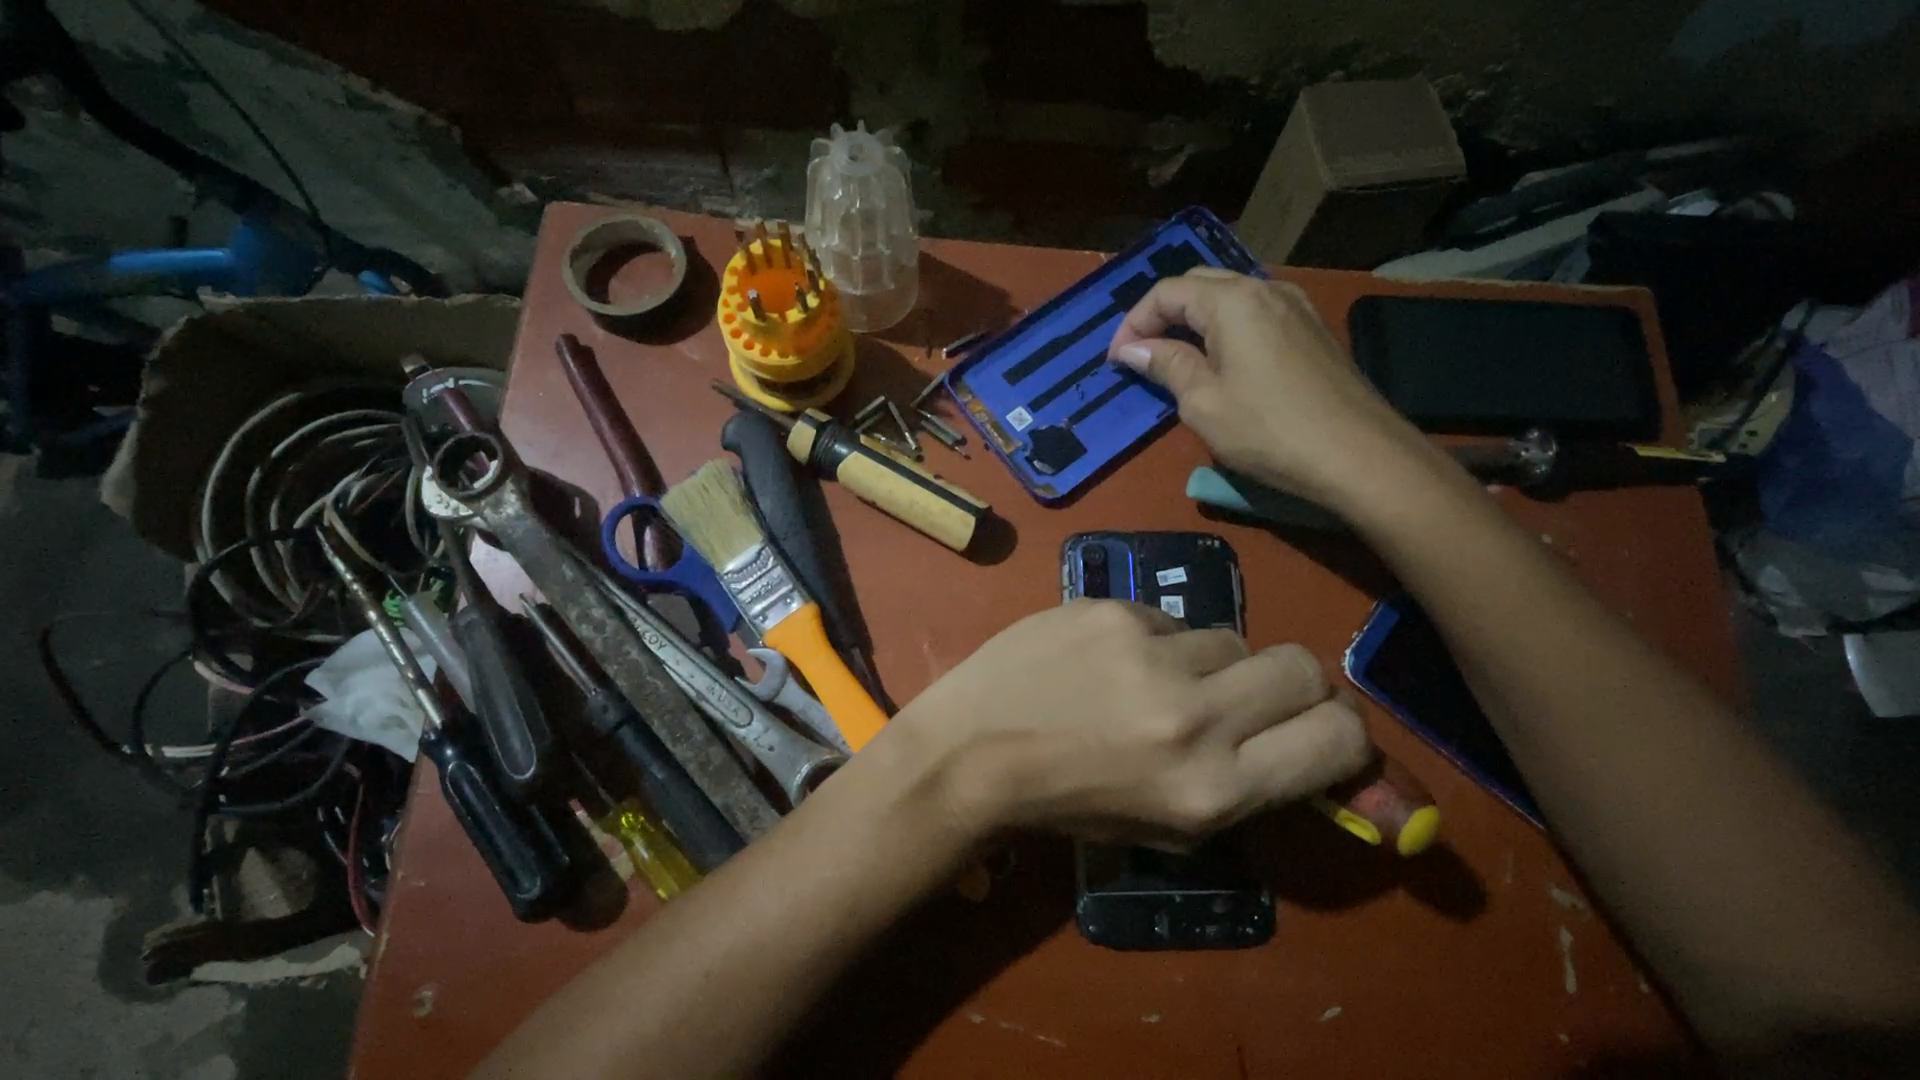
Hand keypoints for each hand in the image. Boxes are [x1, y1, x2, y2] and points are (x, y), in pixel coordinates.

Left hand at [891, 600, 1369, 849]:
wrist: (971, 752)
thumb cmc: (1069, 805)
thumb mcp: (1170, 827)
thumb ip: (1249, 787)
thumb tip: (1319, 748)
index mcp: (1213, 789)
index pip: (1337, 738)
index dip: (1342, 732)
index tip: (1319, 730)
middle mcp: (1194, 717)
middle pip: (1304, 668)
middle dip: (1293, 684)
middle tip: (1252, 696)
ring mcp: (1149, 654)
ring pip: (1230, 638)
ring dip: (1210, 663)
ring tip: (1153, 684)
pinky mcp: (1110, 610)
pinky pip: (1167, 619)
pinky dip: (1155, 641)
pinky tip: (1108, 663)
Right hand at [1108, 269, 1429, 507]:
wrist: (1358, 456)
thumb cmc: (1269, 430)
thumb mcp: (1203, 402)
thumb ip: (1167, 366)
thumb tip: (1134, 350)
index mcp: (1232, 300)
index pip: (1167, 292)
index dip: (1134, 322)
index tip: (1117, 361)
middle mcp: (1265, 289)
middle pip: (1198, 284)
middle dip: (1162, 315)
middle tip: (1141, 355)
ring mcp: (1295, 307)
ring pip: (1230, 297)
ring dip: (1195, 321)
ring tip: (1175, 359)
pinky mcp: (1312, 330)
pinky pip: (1255, 314)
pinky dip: (1226, 330)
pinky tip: (1221, 362)